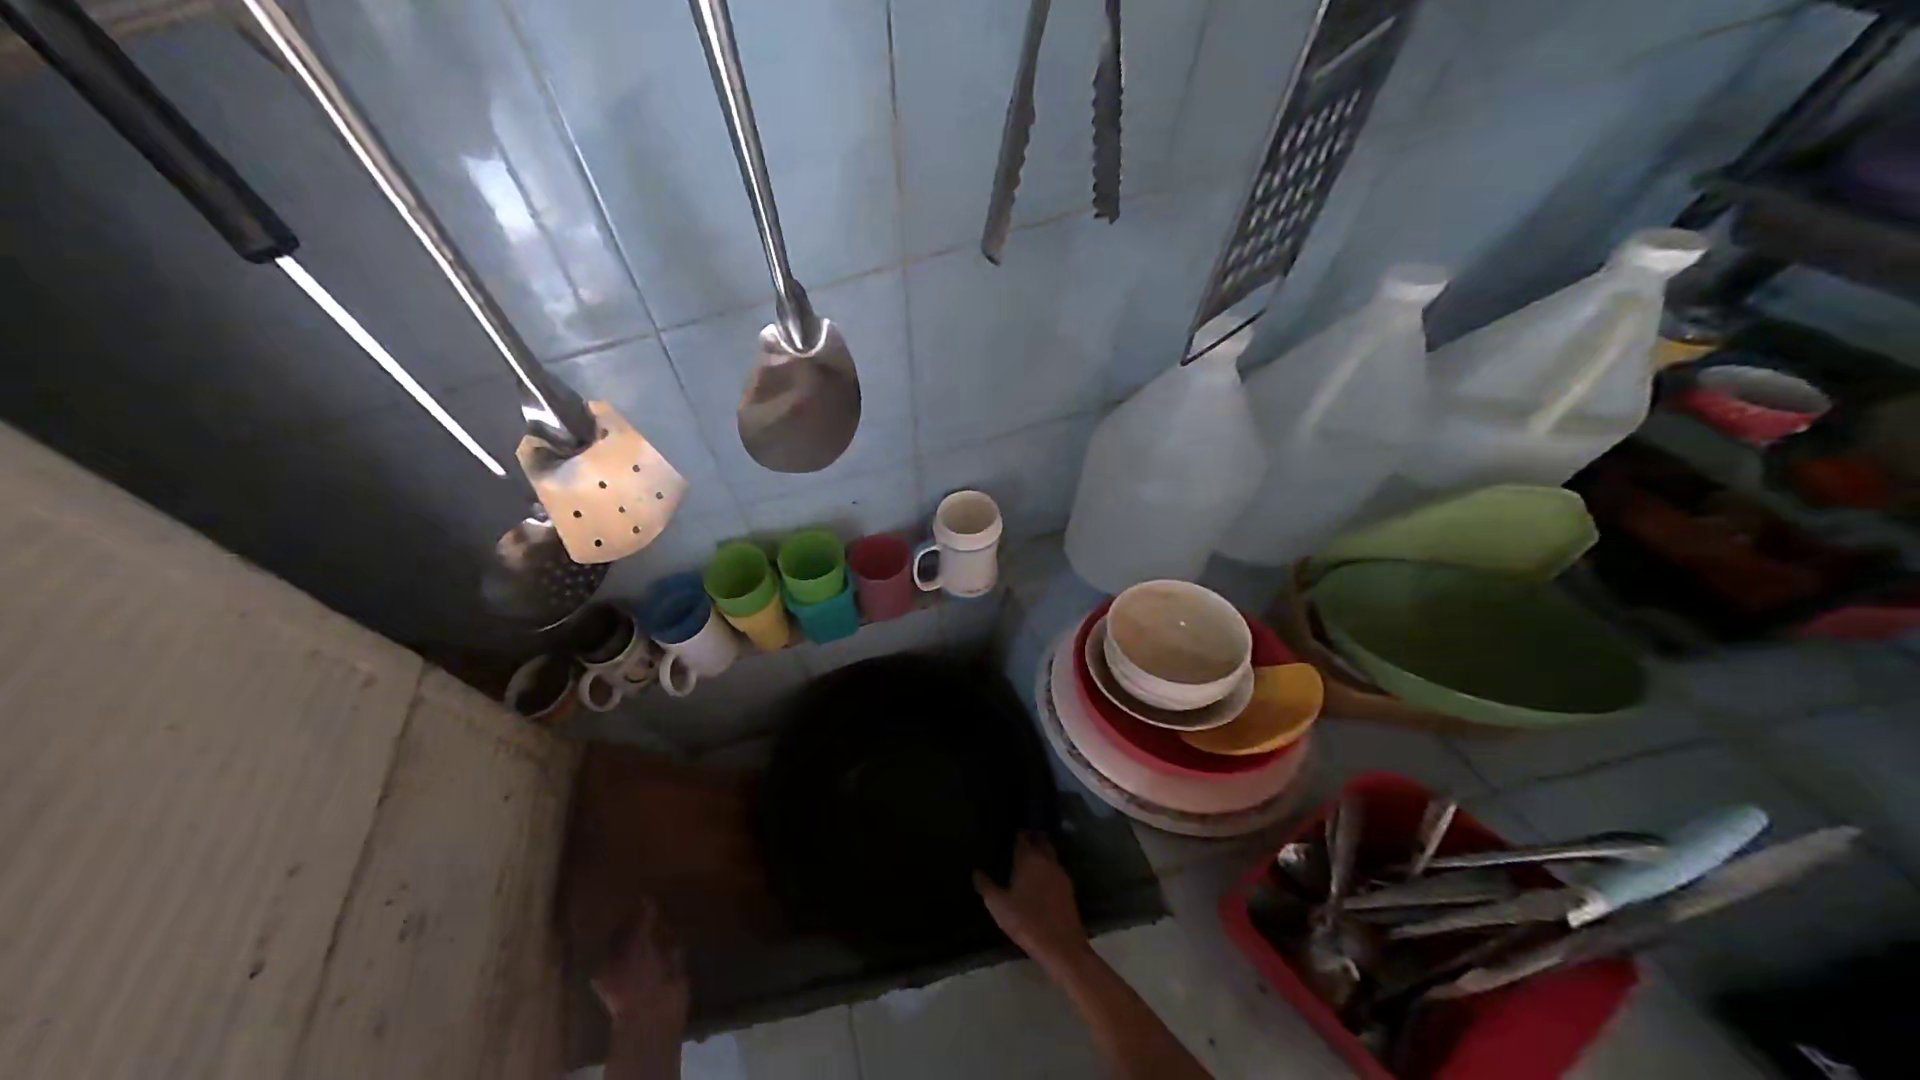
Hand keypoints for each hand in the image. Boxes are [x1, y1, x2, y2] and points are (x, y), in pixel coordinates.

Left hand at [591, 898, 688, 1045]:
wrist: (655, 1015)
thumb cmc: (635, 981)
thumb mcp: (634, 947)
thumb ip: (640, 923)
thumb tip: (644, 898)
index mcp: (611, 963)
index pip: (618, 934)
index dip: (628, 917)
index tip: (640, 897)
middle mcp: (628, 967)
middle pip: (637, 939)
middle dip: (646, 923)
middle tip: (657, 900)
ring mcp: (649, 973)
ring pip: (655, 946)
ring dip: (662, 932)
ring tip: (669, 911)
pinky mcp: (670, 976)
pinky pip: (672, 955)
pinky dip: (676, 944)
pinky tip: (679, 930)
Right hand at [974, 832, 1087, 966]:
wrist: (1062, 946)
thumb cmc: (1026, 921)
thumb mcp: (998, 906)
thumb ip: (986, 886)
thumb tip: (976, 872)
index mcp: (1029, 858)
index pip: (1023, 836)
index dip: (1017, 833)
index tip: (1009, 833)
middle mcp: (1047, 860)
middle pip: (1041, 841)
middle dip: (1032, 837)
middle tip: (1020, 841)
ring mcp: (1060, 874)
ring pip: (1050, 855)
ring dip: (1041, 853)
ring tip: (1028, 860)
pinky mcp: (1069, 889)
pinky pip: (1056, 870)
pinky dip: (1048, 868)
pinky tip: (1041, 880)